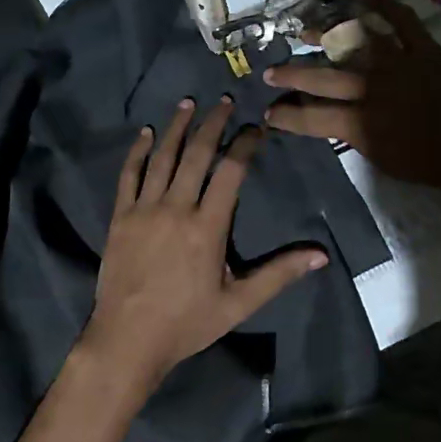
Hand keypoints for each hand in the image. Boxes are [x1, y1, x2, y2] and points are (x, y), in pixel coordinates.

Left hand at [82, 98, 328, 388]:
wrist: (127, 341)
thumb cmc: (187, 322)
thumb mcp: (239, 303)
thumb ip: (279, 274)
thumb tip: (321, 255)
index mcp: (207, 226)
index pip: (231, 171)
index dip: (244, 144)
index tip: (255, 128)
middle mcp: (176, 208)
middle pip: (197, 155)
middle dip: (213, 124)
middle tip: (224, 101)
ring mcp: (144, 210)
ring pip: (162, 158)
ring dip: (176, 128)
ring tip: (189, 103)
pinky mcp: (120, 217)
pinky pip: (128, 176)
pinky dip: (136, 152)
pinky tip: (144, 133)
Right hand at [264, 0, 440, 195]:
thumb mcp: (391, 163)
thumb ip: (362, 139)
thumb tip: (343, 123)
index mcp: (364, 125)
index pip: (313, 118)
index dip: (287, 116)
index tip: (269, 113)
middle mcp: (374, 90)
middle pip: (323, 78)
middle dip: (292, 75)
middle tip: (269, 72)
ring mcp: (399, 64)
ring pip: (353, 43)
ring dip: (325, 35)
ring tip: (304, 30)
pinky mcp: (424, 48)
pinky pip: (400, 20)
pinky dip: (383, 6)